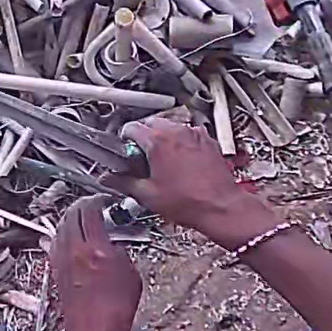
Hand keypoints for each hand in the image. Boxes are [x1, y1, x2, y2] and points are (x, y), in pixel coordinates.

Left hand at [49, 196, 140, 330]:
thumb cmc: (113, 311)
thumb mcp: (130, 274)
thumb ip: (121, 251)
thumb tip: (114, 243)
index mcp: (95, 249)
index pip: (90, 211)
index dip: (97, 201)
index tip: (103, 200)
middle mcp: (75, 251)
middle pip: (72, 215)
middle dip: (82, 206)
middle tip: (92, 205)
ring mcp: (62, 259)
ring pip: (61, 226)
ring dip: (71, 218)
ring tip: (81, 217)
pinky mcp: (56, 269)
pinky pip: (55, 242)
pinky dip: (63, 234)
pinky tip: (69, 236)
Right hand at [114, 118, 278, 245]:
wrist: (222, 208)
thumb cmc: (190, 202)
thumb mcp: (148, 195)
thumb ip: (123, 182)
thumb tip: (109, 179)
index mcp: (158, 141)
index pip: (131, 127)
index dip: (123, 139)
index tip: (124, 151)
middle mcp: (177, 132)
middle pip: (150, 122)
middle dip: (142, 137)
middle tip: (140, 158)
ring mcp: (194, 134)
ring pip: (170, 126)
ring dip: (161, 137)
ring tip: (161, 161)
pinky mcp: (207, 140)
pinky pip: (187, 133)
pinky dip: (180, 141)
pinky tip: (180, 162)